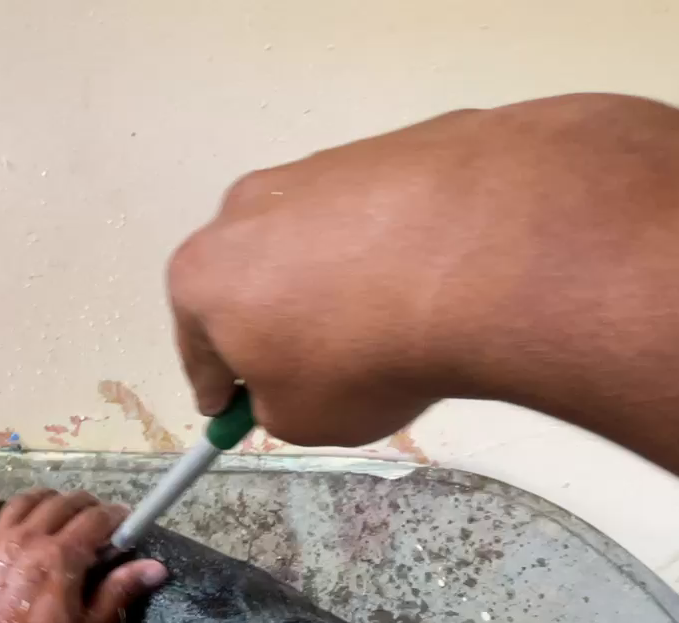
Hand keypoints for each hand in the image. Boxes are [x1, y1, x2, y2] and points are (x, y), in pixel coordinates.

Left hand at [0, 491, 166, 622]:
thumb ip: (118, 593)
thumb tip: (156, 567)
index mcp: (62, 557)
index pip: (96, 519)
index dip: (115, 516)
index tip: (125, 523)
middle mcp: (29, 538)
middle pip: (62, 503)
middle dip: (85, 505)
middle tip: (96, 520)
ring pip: (24, 501)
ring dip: (46, 499)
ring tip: (56, 510)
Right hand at [168, 93, 678, 445]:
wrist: (480, 258)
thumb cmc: (360, 358)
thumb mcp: (299, 421)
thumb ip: (272, 404)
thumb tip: (284, 384)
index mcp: (202, 275)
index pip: (197, 349)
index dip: (217, 386)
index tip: (231, 408)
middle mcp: (245, 209)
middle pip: (247, 283)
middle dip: (269, 325)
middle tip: (308, 367)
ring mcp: (319, 168)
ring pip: (309, 244)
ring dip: (328, 284)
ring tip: (381, 325)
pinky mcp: (391, 145)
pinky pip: (374, 217)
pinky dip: (385, 249)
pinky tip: (422, 284)